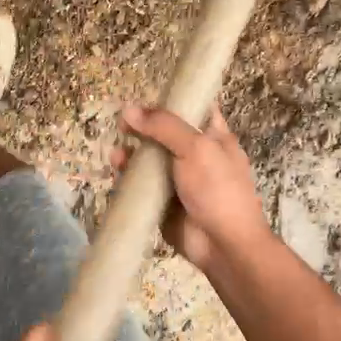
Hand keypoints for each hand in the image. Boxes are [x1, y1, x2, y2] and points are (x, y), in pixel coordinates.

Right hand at [112, 104, 267, 272]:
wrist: (223, 245)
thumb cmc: (218, 190)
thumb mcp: (196, 148)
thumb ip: (164, 126)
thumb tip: (127, 110)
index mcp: (215, 139)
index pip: (197, 110)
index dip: (175, 100)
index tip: (148, 94)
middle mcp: (196, 156)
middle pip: (165, 132)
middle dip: (143, 126)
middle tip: (123, 124)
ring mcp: (178, 179)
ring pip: (149, 157)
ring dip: (131, 151)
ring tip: (118, 152)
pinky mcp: (162, 200)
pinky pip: (141, 182)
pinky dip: (127, 174)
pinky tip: (117, 168)